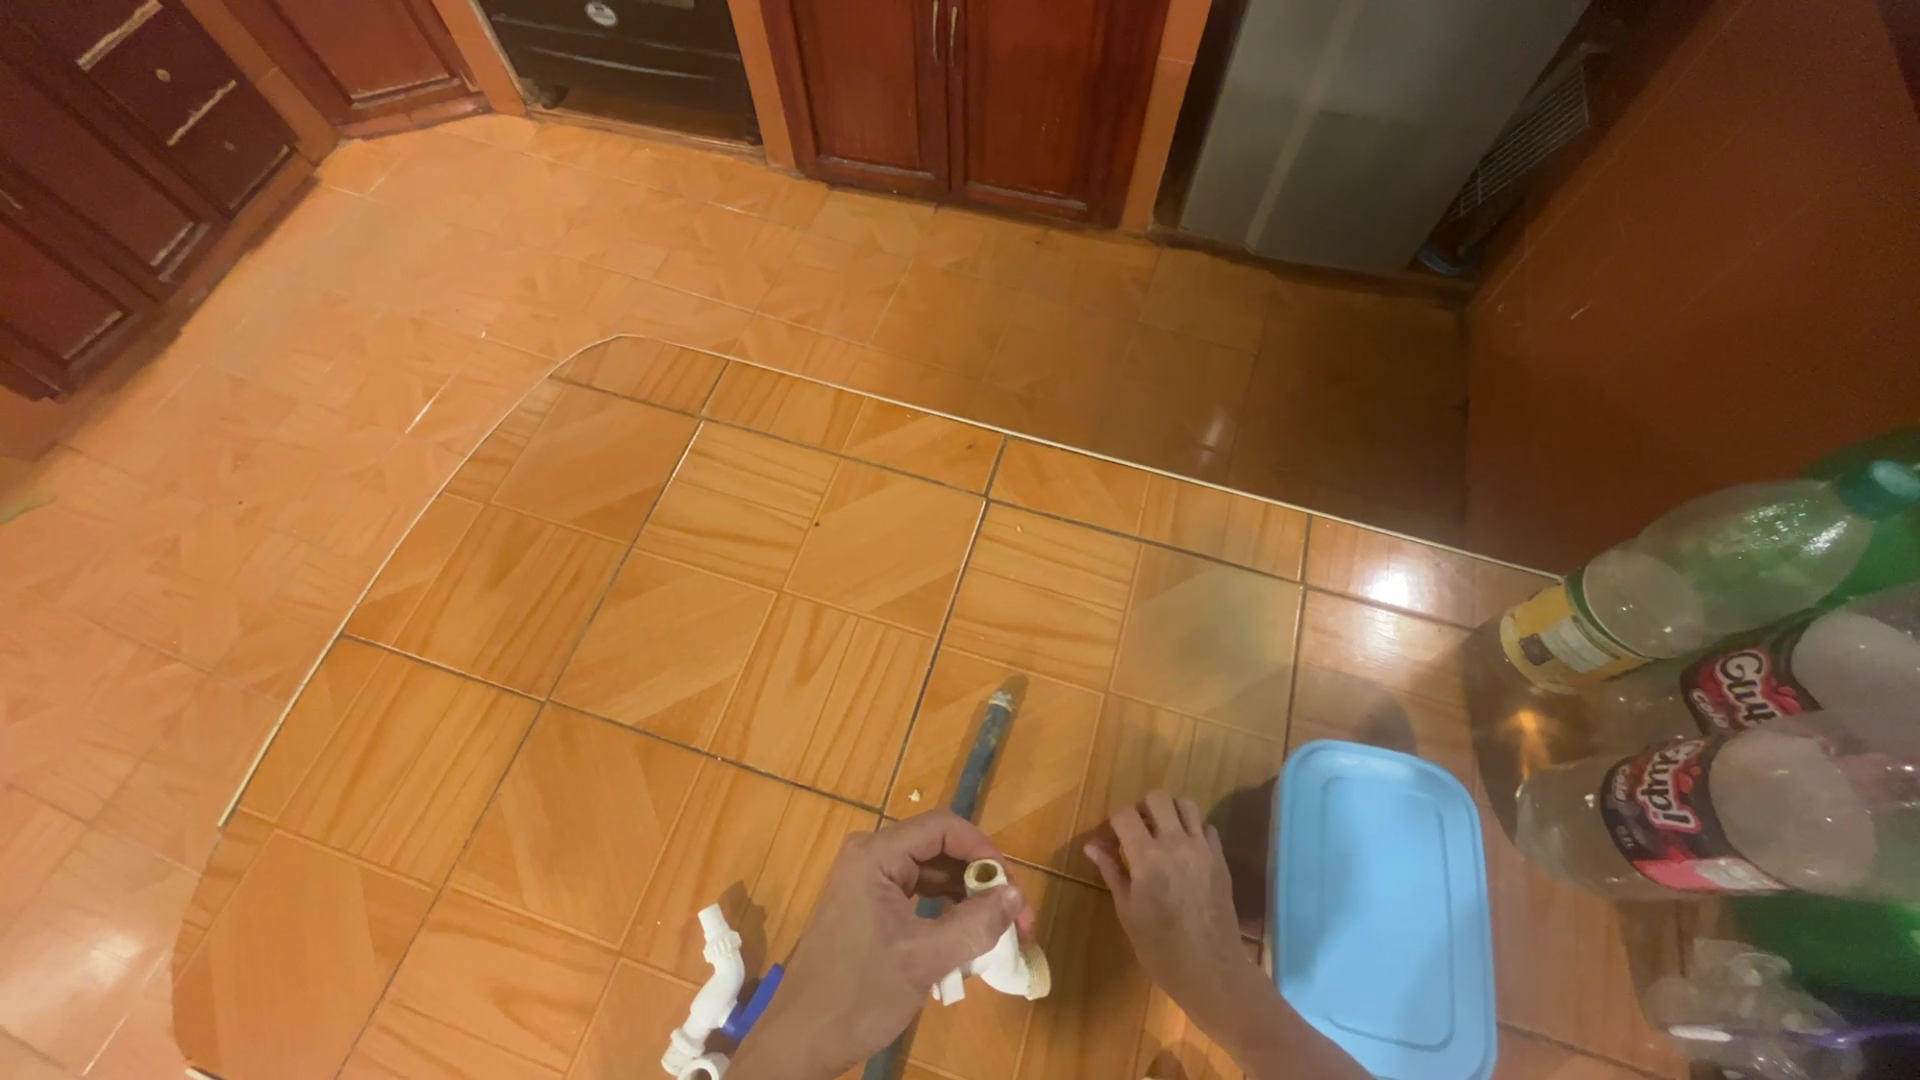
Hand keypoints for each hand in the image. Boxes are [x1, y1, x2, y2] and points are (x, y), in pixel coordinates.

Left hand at [727, 811, 1035, 1079]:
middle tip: (1016, 916)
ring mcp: (868, 881)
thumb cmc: (858, 995)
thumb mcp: (924, 960)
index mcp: (876, 854)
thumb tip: (1016, 895)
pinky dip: (946, 911)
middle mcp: (870, 856)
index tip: (1012, 886)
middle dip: (980, 878)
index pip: (942, 828)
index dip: (983, 850)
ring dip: (968, 897)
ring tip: (1002, 930)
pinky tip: (969, 937)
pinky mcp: (869, 906)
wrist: (800, 1043)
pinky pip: (918, 895)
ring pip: (932, 873)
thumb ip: (974, 924)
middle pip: (939, 849)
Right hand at [1083, 792, 1256, 1029]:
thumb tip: (1091, 845)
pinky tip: (1184, 851)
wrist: (1212, 972)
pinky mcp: (1220, 860)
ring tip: (1161, 833)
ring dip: (1170, 812)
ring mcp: (1202, 850)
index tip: (1109, 840)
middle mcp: (1176, 844)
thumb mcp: (1127, 912)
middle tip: (1136, 831)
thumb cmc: (1161, 949)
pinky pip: (1206, 827)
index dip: (1112, 823)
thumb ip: (1111, 871)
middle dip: (1141, 808)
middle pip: (1157, 797)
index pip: (1124, 814)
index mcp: (1147, 858)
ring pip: (1186, 804)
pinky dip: (1192, 830)